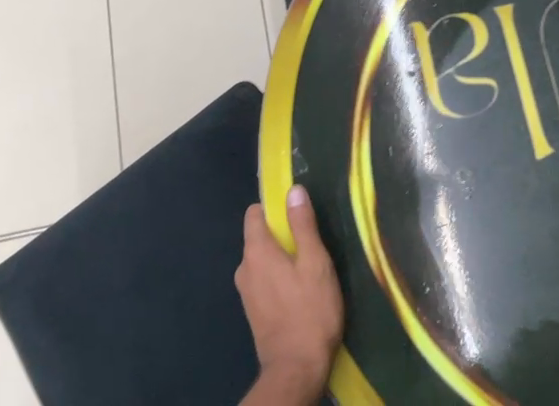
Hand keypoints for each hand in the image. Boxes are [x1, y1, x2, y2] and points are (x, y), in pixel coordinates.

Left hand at [236, 185, 343, 398]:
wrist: (296, 368)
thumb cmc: (310, 311)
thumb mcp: (315, 262)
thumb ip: (303, 225)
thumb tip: (293, 190)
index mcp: (256, 251)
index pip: (254, 213)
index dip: (274, 208)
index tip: (297, 216)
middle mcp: (244, 267)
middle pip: (258, 236)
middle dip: (281, 235)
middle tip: (311, 246)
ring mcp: (246, 291)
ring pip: (262, 260)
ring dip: (281, 259)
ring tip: (308, 270)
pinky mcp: (252, 310)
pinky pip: (263, 280)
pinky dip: (277, 278)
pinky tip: (299, 292)